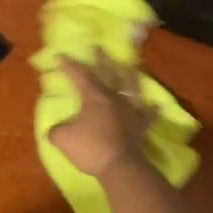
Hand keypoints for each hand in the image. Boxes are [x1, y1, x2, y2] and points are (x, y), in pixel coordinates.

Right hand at [50, 52, 154, 178]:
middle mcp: (114, 98)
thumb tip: (56, 129)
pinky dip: (152, 110)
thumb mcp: (62, 138)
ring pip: (131, 88)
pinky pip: (149, 115)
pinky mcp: (141, 126)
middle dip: (101, 60)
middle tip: (99, 47)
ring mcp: (130, 110)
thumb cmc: (90, 147)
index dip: (69, 65)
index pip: (79, 75)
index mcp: (94, 97)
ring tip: (131, 65)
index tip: (60, 56)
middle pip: (108, 74)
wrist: (120, 165)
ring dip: (130, 76)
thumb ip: (56, 130)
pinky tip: (157, 105)